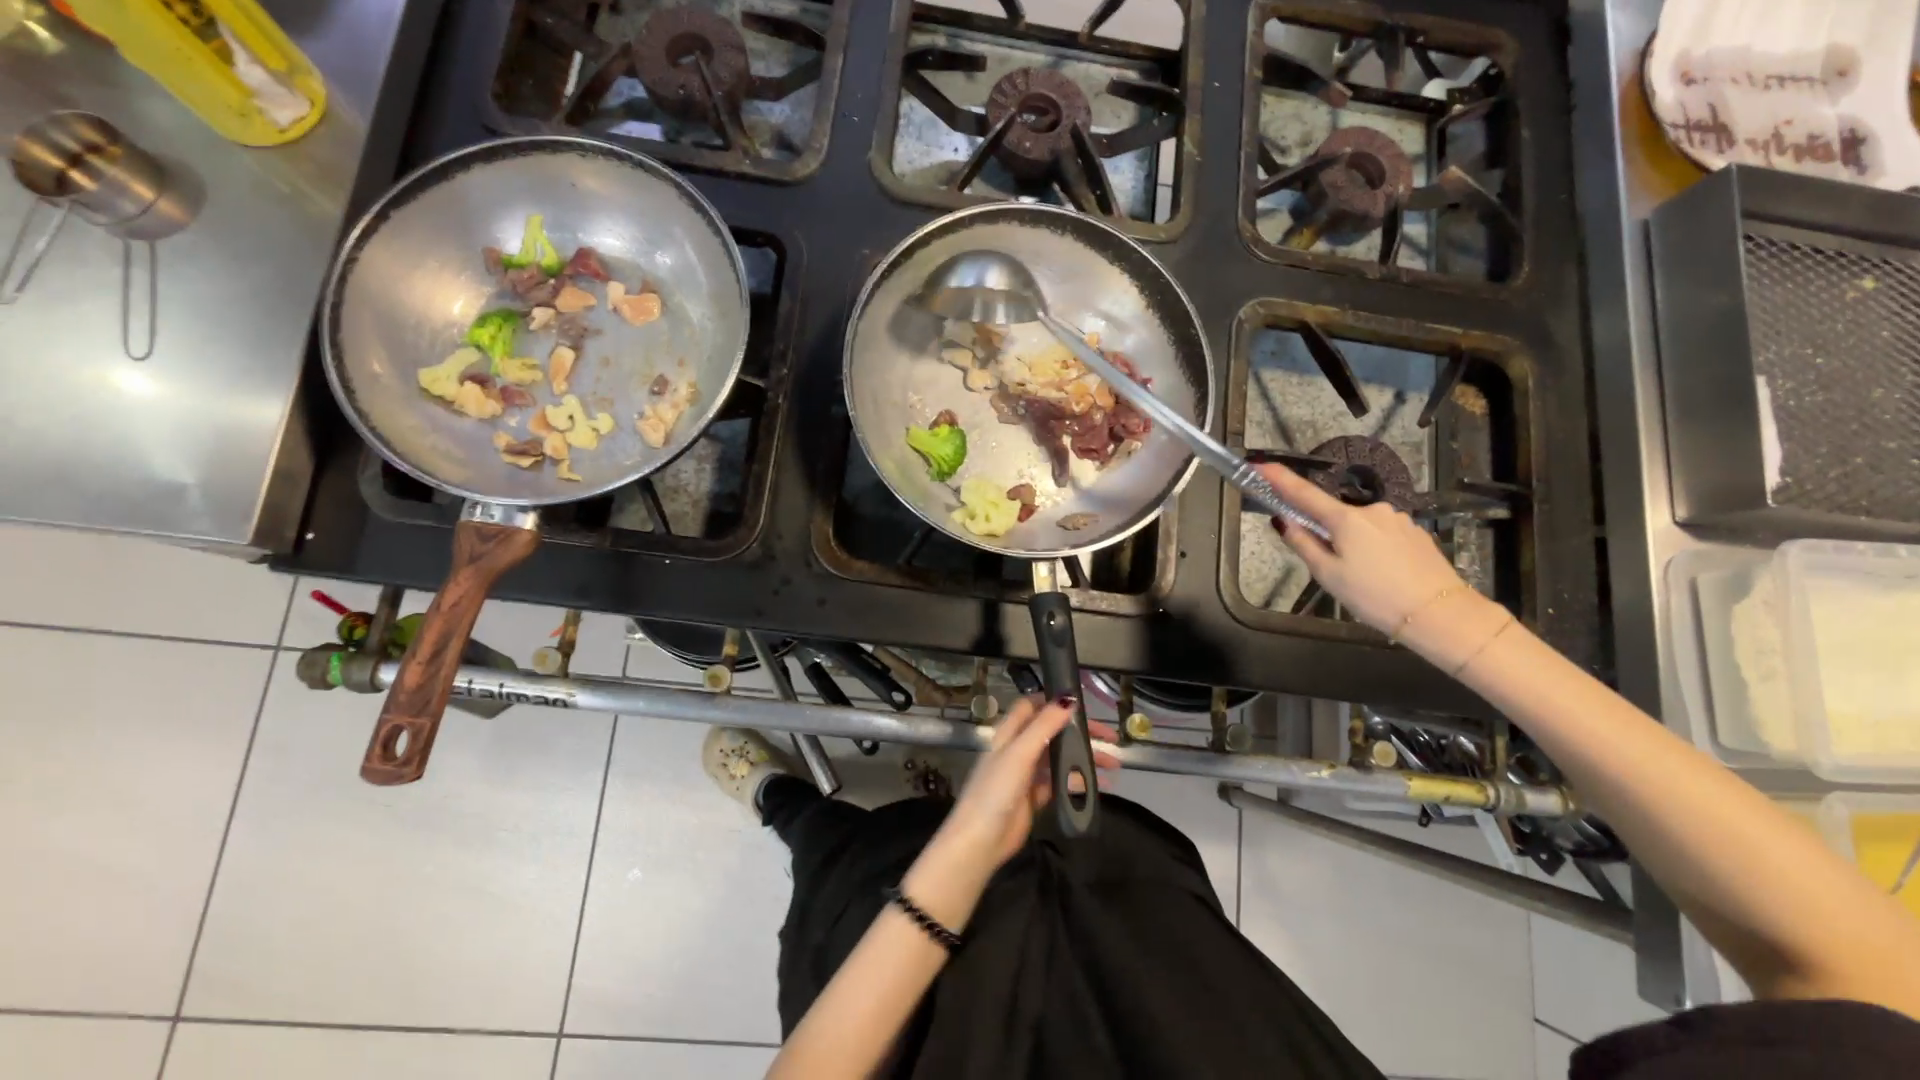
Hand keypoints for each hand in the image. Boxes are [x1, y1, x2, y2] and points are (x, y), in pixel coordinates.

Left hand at [908, 698, 1118, 914]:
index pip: (1031, 707)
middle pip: (1052, 732)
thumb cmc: (996, 791)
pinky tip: (1098, 786)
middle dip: (1079, 733)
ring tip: (1113, 766)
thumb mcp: (1020, 753)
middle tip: (1111, 738)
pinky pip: (1060, 783)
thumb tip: (1068, 698)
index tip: (1082, 704)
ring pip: (1059, 758)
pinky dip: (1078, 782)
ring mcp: (1026, 774)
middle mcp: (1017, 750)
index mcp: (1008, 734)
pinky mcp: (1034, 796)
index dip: (1053, 701)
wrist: (981, 840)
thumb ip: (1044, 726)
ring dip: (1083, 758)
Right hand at [1255, 462, 1467, 633]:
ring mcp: (1397, 519)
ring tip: (1364, 580)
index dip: (1279, 478)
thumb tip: (1285, 521)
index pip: (1303, 492)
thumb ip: (1304, 544)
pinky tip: (1385, 575)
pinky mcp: (1415, 532)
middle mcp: (1372, 509)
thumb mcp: (1328, 576)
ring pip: (1361, 528)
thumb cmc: (1374, 596)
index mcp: (1346, 519)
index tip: (1259, 465)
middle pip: (1335, 516)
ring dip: (1354, 545)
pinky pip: (1382, 536)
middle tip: (1333, 570)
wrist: (1437, 612)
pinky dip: (1375, 550)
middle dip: (1327, 535)